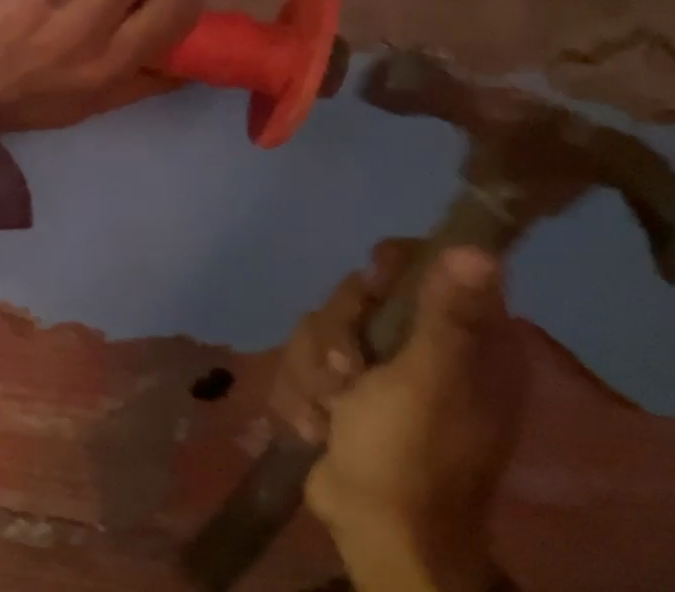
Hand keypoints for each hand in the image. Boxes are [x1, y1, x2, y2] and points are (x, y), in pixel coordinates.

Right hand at [273, 243, 527, 591]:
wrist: (374, 524)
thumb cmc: (407, 451)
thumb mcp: (428, 380)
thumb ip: (444, 315)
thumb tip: (475, 249)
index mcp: (464, 342)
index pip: (422, 267)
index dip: (387, 271)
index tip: (368, 290)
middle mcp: (424, 350)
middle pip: (353, 299)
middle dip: (332, 338)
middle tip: (344, 375)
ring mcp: (378, 374)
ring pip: (316, 332)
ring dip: (310, 373)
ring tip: (327, 414)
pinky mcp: (342, 394)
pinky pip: (299, 364)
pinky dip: (298, 396)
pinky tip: (315, 427)